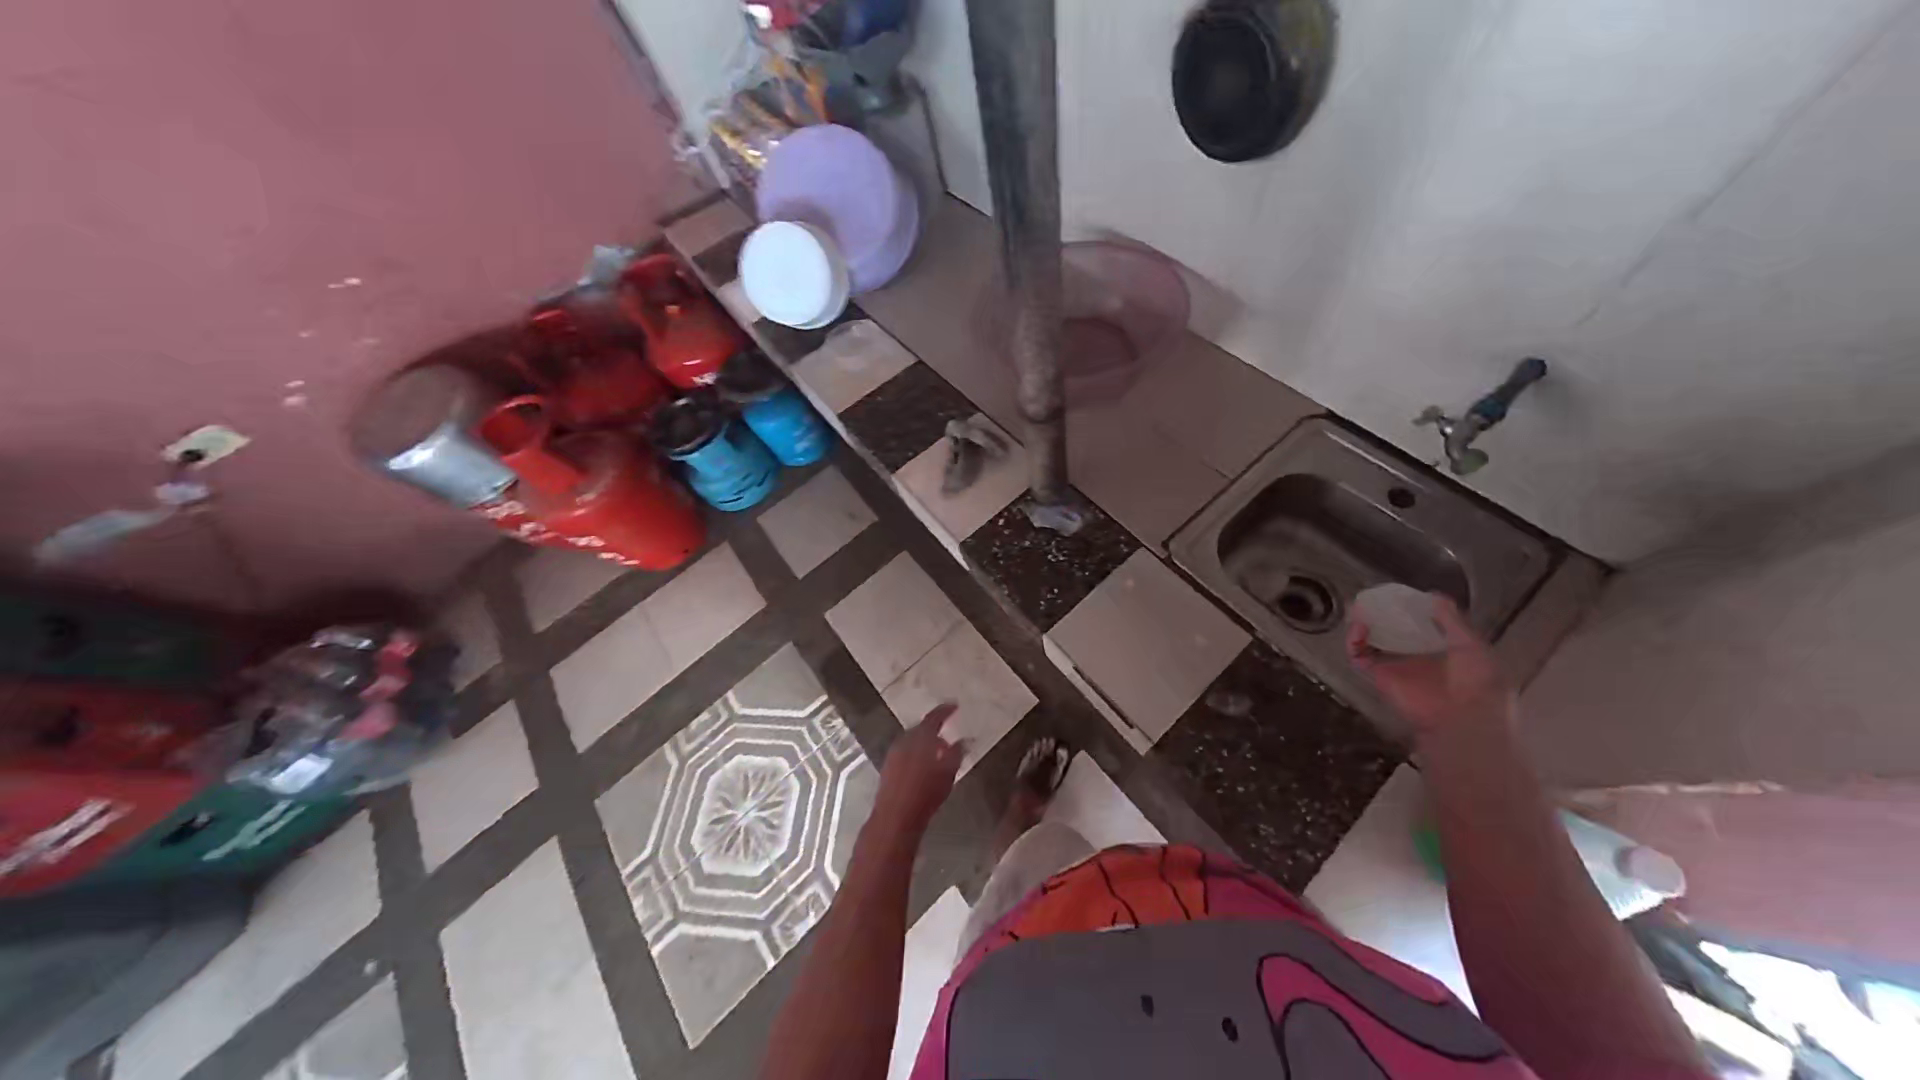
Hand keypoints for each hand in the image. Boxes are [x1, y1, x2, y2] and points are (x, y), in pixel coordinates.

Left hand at [872, 703, 967, 838]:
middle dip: (934, 729)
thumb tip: (963, 740)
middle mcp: (904, 740)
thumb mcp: (949, 772)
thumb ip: (957, 752)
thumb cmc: (927, 794)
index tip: (954, 705)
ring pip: (912, 740)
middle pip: (921, 728)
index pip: (934, 717)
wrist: (896, 816)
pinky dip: (915, 752)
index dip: (945, 710)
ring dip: (924, 742)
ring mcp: (893, 753)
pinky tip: (923, 765)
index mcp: (920, 737)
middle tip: (947, 735)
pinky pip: (905, 751)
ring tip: (937, 753)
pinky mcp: (887, 766)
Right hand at [1347, 593, 1514, 740]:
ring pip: (1368, 641)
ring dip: (1361, 625)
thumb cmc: (1475, 679)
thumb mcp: (1470, 644)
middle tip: (1368, 599)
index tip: (1395, 595)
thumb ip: (1451, 620)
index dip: (1402, 608)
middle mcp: (1412, 654)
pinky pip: (1359, 656)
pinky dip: (1354, 642)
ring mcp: (1394, 664)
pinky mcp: (1379, 675)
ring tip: (1359, 611)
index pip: (1414, 623)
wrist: (1462, 715)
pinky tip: (1359, 629)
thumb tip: (1433, 595)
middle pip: (1387, 630)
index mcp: (1436, 647)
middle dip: (1376, 615)